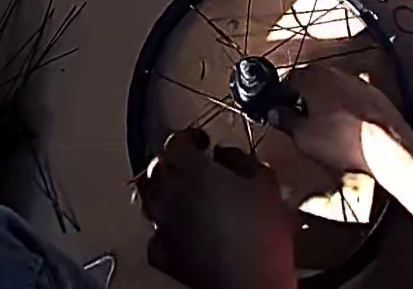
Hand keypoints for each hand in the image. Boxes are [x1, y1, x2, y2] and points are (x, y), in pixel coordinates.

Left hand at [136, 129, 295, 288]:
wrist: (253, 284)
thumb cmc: (260, 234)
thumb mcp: (261, 180)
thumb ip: (239, 158)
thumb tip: (225, 154)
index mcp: (192, 170)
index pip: (175, 140)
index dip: (188, 137)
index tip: (202, 141)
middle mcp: (171, 194)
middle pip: (157, 166)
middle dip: (173, 161)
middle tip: (191, 164)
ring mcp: (165, 227)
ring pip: (151, 197)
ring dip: (164, 190)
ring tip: (184, 191)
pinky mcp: (165, 257)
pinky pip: (155, 234)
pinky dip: (164, 227)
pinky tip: (180, 228)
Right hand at [275, 65, 412, 174]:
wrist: (386, 143)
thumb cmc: (341, 139)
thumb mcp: (304, 137)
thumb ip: (285, 121)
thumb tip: (274, 113)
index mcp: (311, 77)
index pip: (288, 80)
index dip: (281, 96)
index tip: (279, 109)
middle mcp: (332, 71)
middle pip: (310, 80)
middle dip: (303, 97)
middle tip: (299, 117)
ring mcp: (353, 79)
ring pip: (331, 86)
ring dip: (324, 100)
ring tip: (323, 124)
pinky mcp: (371, 90)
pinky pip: (349, 94)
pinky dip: (343, 105)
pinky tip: (345, 124)